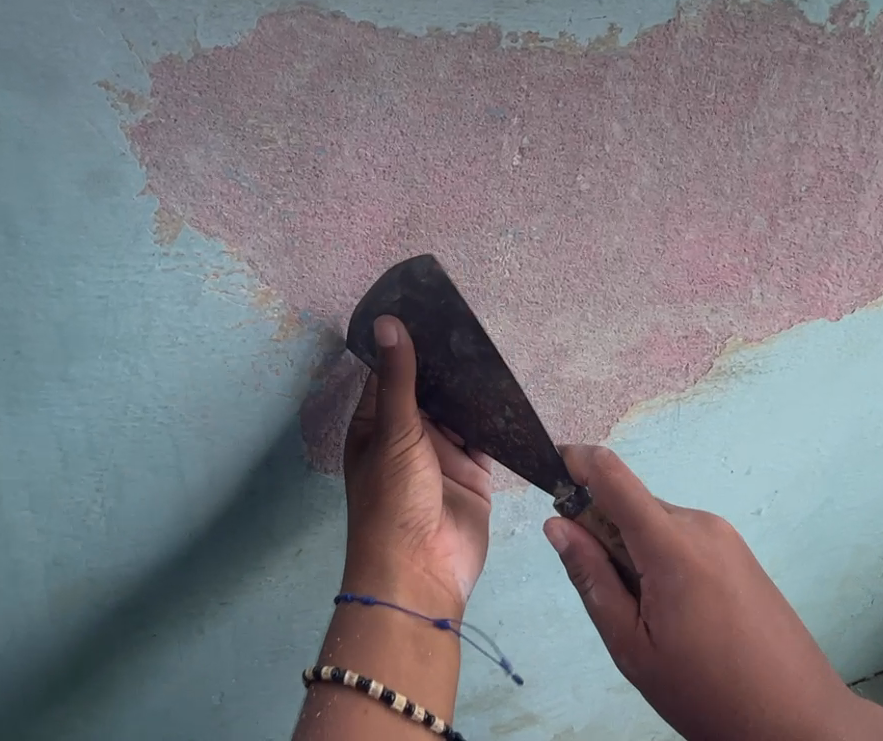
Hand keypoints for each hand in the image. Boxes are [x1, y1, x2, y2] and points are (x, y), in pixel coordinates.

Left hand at [341, 316, 494, 617]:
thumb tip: (387, 321)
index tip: (429, 308)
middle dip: (446, 366)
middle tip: (472, 323)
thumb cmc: (393, 499)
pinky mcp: (473, 472)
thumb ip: (399, 378)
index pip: (392, 373)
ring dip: (471, 390)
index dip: (407, 343)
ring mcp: (442, 454)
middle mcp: (408, 434)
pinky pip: (485, 438)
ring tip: (492, 347)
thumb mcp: (394, 432)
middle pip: (429, 390)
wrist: (422, 573)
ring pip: (459, 412)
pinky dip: (494, 419)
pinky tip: (507, 390)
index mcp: (376, 423)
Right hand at [545, 445, 882, 740]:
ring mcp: (723, 536)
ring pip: (653, 522)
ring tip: (649, 615)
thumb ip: (591, 578)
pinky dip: (659, 557)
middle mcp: (699, 524)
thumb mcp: (633, 647)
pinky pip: (679, 536)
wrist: (804, 727)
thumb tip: (557, 525)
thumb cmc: (709, 694)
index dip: (574, 461)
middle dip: (601, 530)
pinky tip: (676, 612)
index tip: (549, 477)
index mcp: (671, 545)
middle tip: (605, 592)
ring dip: (632, 549)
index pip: (611, 473)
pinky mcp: (737, 551)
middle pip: (629, 503)